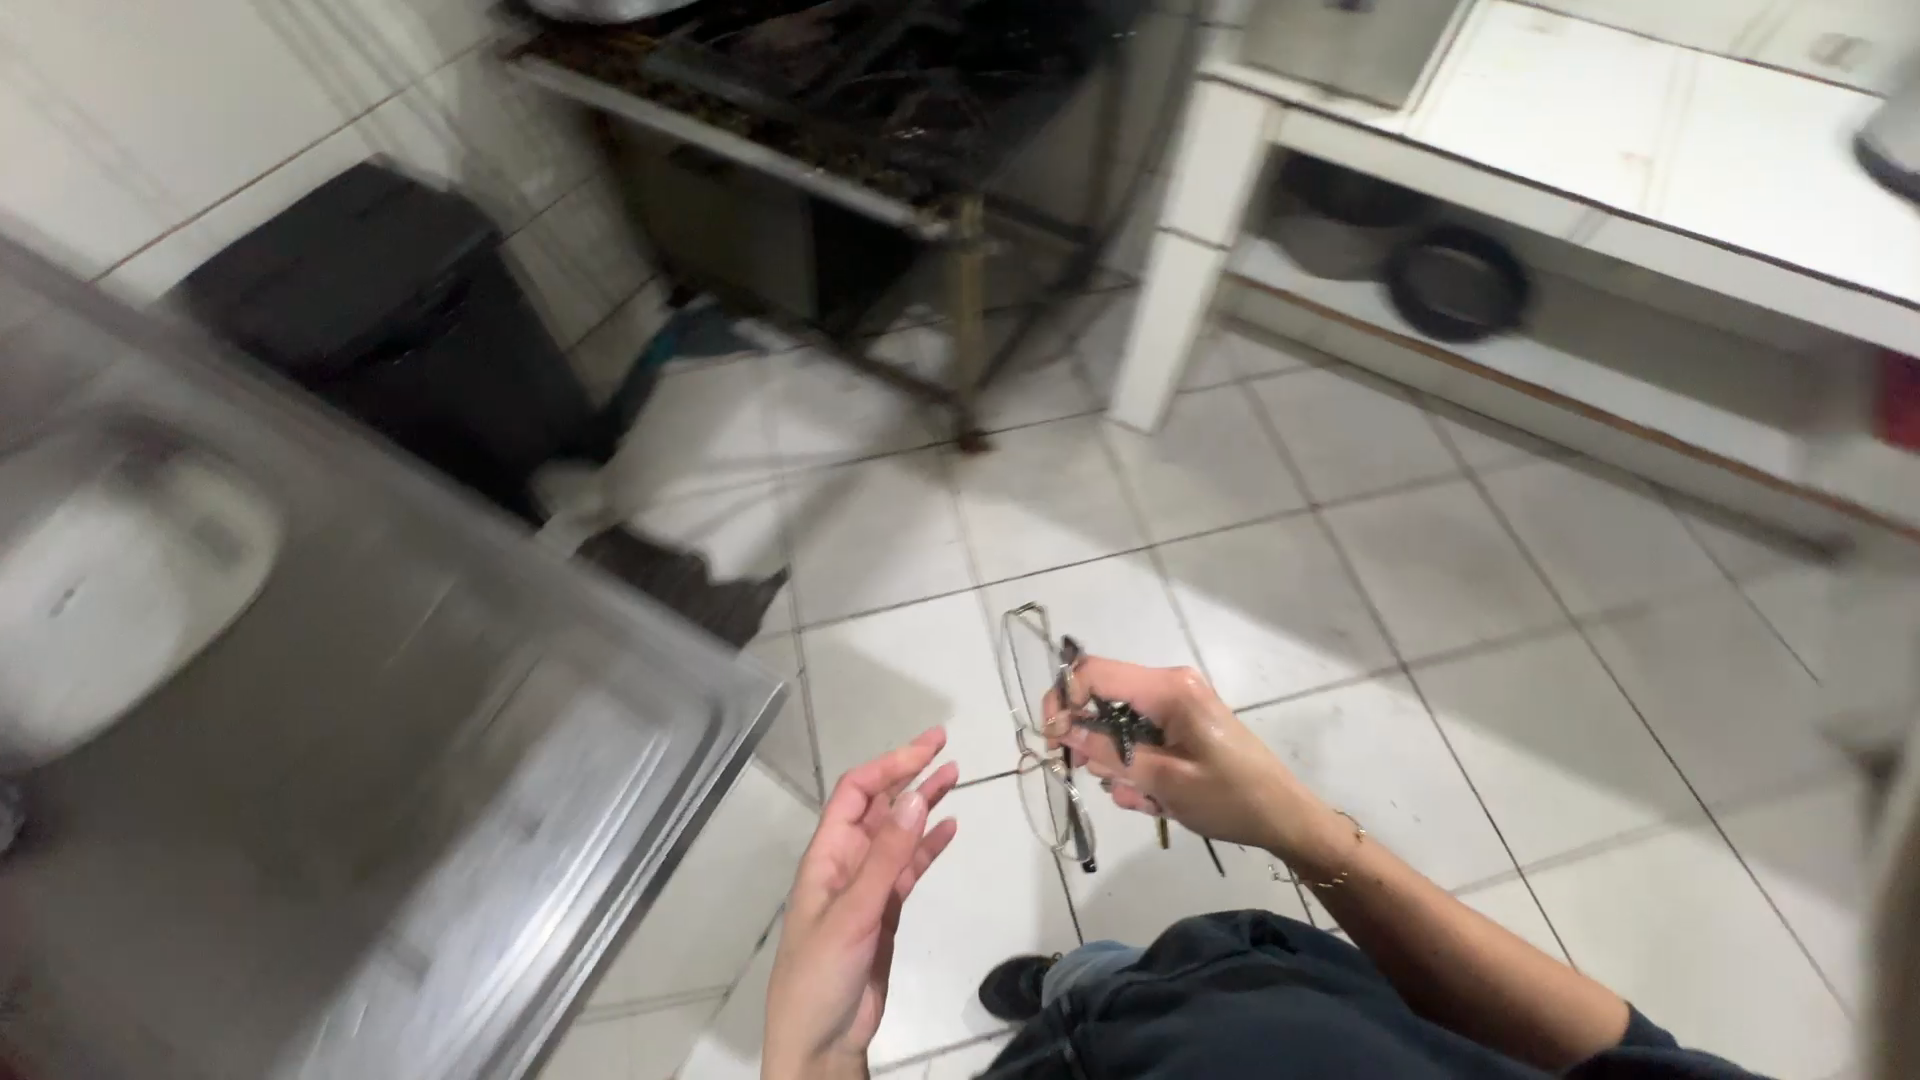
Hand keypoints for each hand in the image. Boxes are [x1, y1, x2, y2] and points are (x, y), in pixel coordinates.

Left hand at [763, 729, 959, 1079]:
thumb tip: (914, 799)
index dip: (889, 766)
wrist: (820, 1042)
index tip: (925, 750)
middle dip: (908, 773)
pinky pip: (910, 867)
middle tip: (943, 745)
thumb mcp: (853, 913)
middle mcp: (847, 861)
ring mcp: (868, 886)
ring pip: (899, 833)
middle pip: (879, 805)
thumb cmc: (820, 973)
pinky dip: (929, 846)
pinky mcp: (886, 910)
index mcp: (827, 854)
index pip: (856, 792)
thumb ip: (886, 857)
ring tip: (955, 776)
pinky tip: (950, 828)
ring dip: (924, 804)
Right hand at [1055, 658, 1333, 859]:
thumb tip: (1061, 731)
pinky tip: (1154, 798)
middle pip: (1101, 696)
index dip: (1064, 700)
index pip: (1093, 672)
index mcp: (1168, 688)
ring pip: (1116, 722)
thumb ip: (1109, 754)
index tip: (1054, 742)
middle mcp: (1168, 684)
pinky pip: (1137, 736)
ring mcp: (1174, 702)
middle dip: (1090, 739)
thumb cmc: (1230, 798)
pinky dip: (1135, 766)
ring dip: (1116, 762)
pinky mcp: (1179, 721)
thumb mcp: (1164, 782)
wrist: (1285, 818)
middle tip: (1099, 779)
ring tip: (1141, 798)